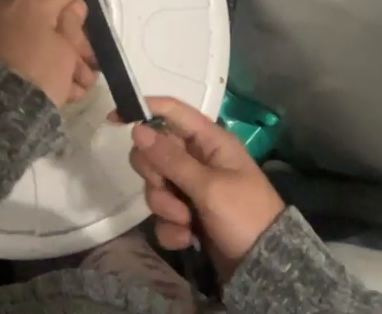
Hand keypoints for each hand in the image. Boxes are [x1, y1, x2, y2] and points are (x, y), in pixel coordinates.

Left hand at [0, 0, 98, 107]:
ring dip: (60, 61)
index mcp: (32, 0)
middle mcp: (10, 6)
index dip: (82, 20)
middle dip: (73, 48)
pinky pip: (19, 52)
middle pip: (50, 21)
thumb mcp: (67, 50)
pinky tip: (59, 90)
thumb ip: (73, 25)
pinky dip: (37, 65)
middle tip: (88, 74)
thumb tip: (76, 5)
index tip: (91, 45)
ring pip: (36, 40)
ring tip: (78, 90)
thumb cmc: (41, 71)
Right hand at [127, 97, 285, 275]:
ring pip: (155, 184)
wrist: (266, 271)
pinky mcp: (188, 215)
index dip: (143, 110)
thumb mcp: (209, 186)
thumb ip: (171, 159)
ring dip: (164, 205)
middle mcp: (197, 160)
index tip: (114, 120)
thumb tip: (137, 128)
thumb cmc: (245, 216)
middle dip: (155, 174)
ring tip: (186, 223)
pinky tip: (187, 238)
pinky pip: (163, 213)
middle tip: (167, 189)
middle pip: (154, 150)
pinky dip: (170, 227)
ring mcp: (191, 188)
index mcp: (209, 141)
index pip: (171, 112)